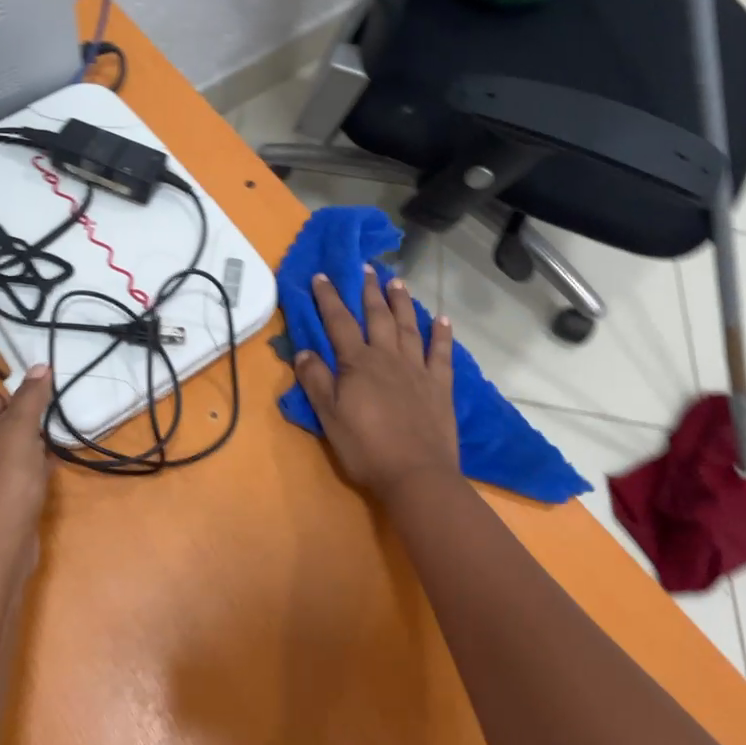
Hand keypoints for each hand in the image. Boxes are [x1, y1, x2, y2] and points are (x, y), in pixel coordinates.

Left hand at [0, 365, 56, 546]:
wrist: (1, 539)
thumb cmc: (8, 475)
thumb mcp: (21, 427)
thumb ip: (30, 396)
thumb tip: (39, 365)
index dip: (16, 399)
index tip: (40, 407)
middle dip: (25, 424)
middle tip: (48, 429)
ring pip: (7, 451)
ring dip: (29, 447)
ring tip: (52, 450)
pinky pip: (12, 476)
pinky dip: (29, 471)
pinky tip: (47, 474)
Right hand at [296, 268, 458, 495]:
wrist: (416, 475)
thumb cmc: (365, 447)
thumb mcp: (328, 416)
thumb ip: (316, 380)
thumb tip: (304, 351)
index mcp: (357, 363)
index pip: (338, 322)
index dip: (329, 298)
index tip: (322, 275)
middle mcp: (388, 357)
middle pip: (377, 317)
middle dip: (369, 291)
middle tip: (366, 268)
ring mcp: (417, 370)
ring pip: (408, 327)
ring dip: (401, 303)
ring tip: (396, 281)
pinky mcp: (439, 386)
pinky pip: (441, 354)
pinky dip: (441, 334)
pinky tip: (442, 320)